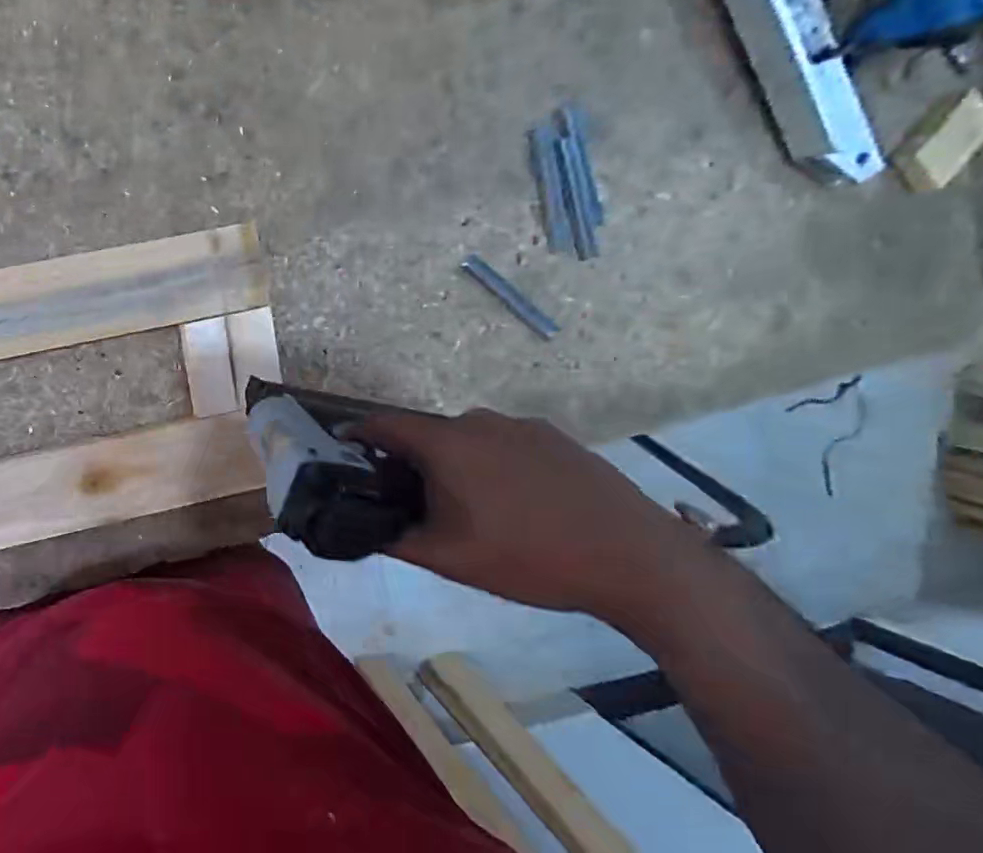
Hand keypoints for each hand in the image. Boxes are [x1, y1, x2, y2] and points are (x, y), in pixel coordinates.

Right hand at [356, 410, 718, 626]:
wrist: (638, 560)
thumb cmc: (531, 557)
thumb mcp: (449, 559)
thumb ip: (394, 540)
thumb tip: (357, 528)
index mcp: (446, 443)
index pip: (383, 425)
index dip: (357, 436)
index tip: (344, 453)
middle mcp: (478, 421)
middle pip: (425, 434)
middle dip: (409, 461)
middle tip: (411, 501)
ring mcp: (521, 426)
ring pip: (467, 440)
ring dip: (453, 464)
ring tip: (468, 508)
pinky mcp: (555, 438)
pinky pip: (504, 444)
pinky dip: (492, 464)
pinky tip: (515, 504)